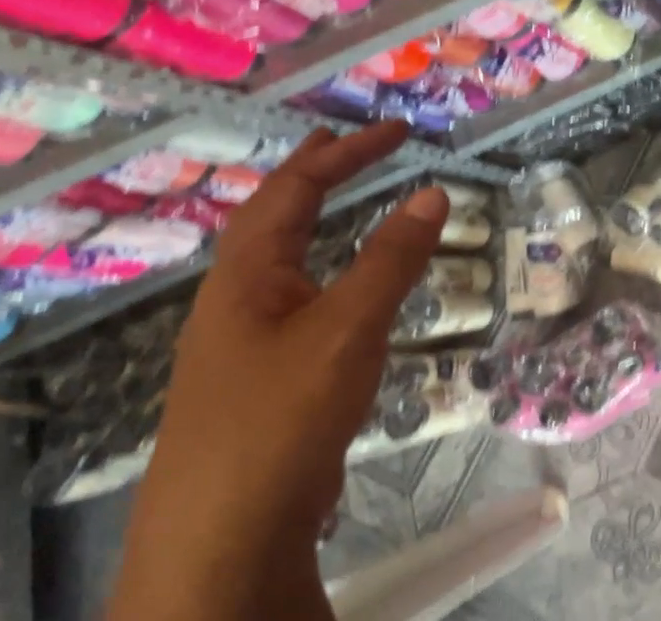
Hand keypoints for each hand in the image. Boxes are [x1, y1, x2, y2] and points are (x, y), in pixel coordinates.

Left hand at [109, 123, 448, 620]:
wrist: (226, 530)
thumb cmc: (282, 415)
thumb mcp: (348, 329)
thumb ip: (393, 260)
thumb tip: (434, 192)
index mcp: (245, 278)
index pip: (292, 192)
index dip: (343, 153)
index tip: (398, 129)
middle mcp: (238, 300)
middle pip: (273, 219)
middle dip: (316, 176)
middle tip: (356, 144)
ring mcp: (248, 341)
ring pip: (283, 260)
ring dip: (318, 220)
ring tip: (349, 199)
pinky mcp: (268, 375)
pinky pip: (301, 297)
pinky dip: (330, 267)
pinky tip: (351, 288)